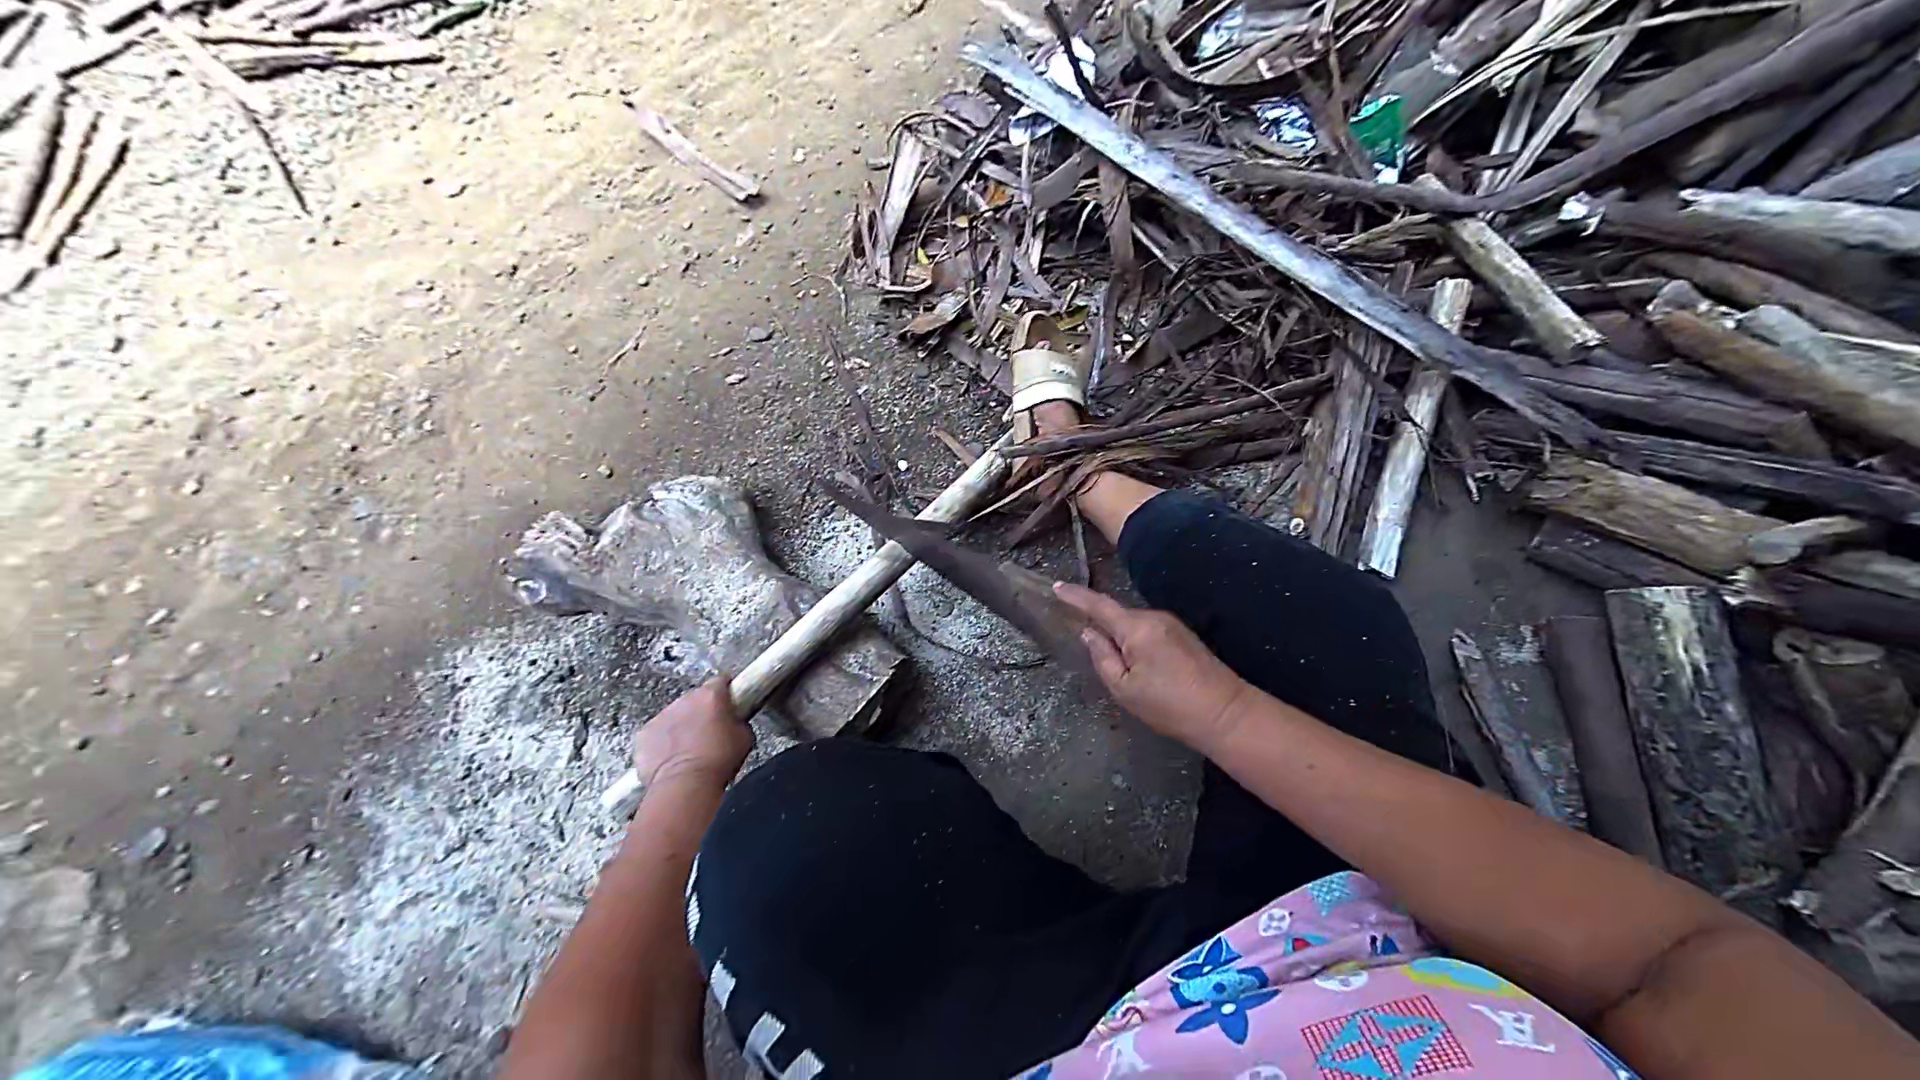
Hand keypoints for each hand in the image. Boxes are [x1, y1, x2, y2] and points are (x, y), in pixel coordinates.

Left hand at [632, 677, 751, 790]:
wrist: (685, 785)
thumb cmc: (719, 761)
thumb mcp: (746, 737)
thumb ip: (737, 721)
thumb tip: (733, 722)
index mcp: (711, 695)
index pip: (720, 682)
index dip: (726, 692)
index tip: (729, 704)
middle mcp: (684, 700)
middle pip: (694, 699)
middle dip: (701, 711)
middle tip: (709, 733)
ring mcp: (661, 716)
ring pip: (673, 716)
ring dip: (681, 726)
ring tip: (688, 750)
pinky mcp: (643, 735)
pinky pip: (655, 734)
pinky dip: (661, 743)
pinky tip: (670, 759)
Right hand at [1053, 582, 1253, 748]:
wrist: (1225, 714)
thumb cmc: (1169, 705)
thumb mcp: (1124, 688)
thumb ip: (1102, 657)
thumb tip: (1089, 633)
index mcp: (1137, 628)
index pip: (1098, 605)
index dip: (1075, 596)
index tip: (1056, 586)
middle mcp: (1154, 617)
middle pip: (1117, 615)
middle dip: (1101, 627)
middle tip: (1090, 653)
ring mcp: (1171, 624)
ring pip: (1133, 625)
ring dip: (1121, 638)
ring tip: (1121, 669)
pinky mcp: (1182, 635)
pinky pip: (1147, 631)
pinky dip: (1135, 642)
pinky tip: (1139, 666)